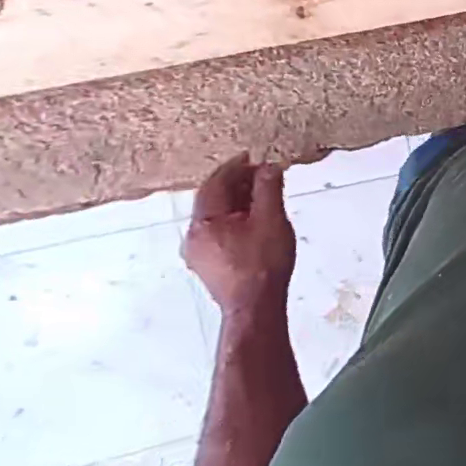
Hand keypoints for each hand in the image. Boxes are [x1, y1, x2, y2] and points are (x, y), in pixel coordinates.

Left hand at [183, 153, 294, 315]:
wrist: (255, 307)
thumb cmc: (262, 263)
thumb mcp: (271, 218)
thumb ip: (268, 188)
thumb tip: (268, 166)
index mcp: (204, 222)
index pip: (215, 184)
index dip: (234, 167)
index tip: (251, 157)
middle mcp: (194, 237)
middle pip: (213, 200)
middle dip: (237, 184)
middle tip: (262, 175)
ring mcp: (199, 254)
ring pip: (215, 217)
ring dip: (237, 202)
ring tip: (262, 196)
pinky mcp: (209, 266)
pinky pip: (218, 232)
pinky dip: (234, 220)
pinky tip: (254, 221)